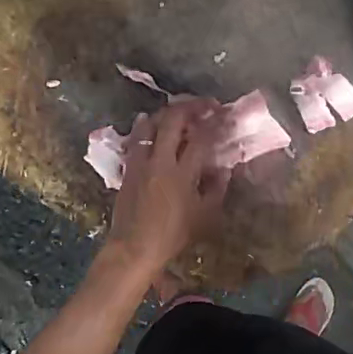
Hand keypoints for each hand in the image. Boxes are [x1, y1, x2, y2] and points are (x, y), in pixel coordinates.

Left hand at [105, 100, 229, 270]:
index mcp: (183, 173)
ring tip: (179, 111)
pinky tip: (151, 125)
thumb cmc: (174, 234)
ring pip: (150, 125)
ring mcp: (141, 163)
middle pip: (173, 121)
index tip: (224, 115)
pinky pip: (137, 139)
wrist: (134, 248)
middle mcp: (160, 161)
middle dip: (190, 107)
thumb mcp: (205, 215)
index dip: (215, 123)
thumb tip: (224, 169)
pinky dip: (146, 128)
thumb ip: (216, 188)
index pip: (201, 138)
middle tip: (205, 105)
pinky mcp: (128, 168)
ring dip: (166, 113)